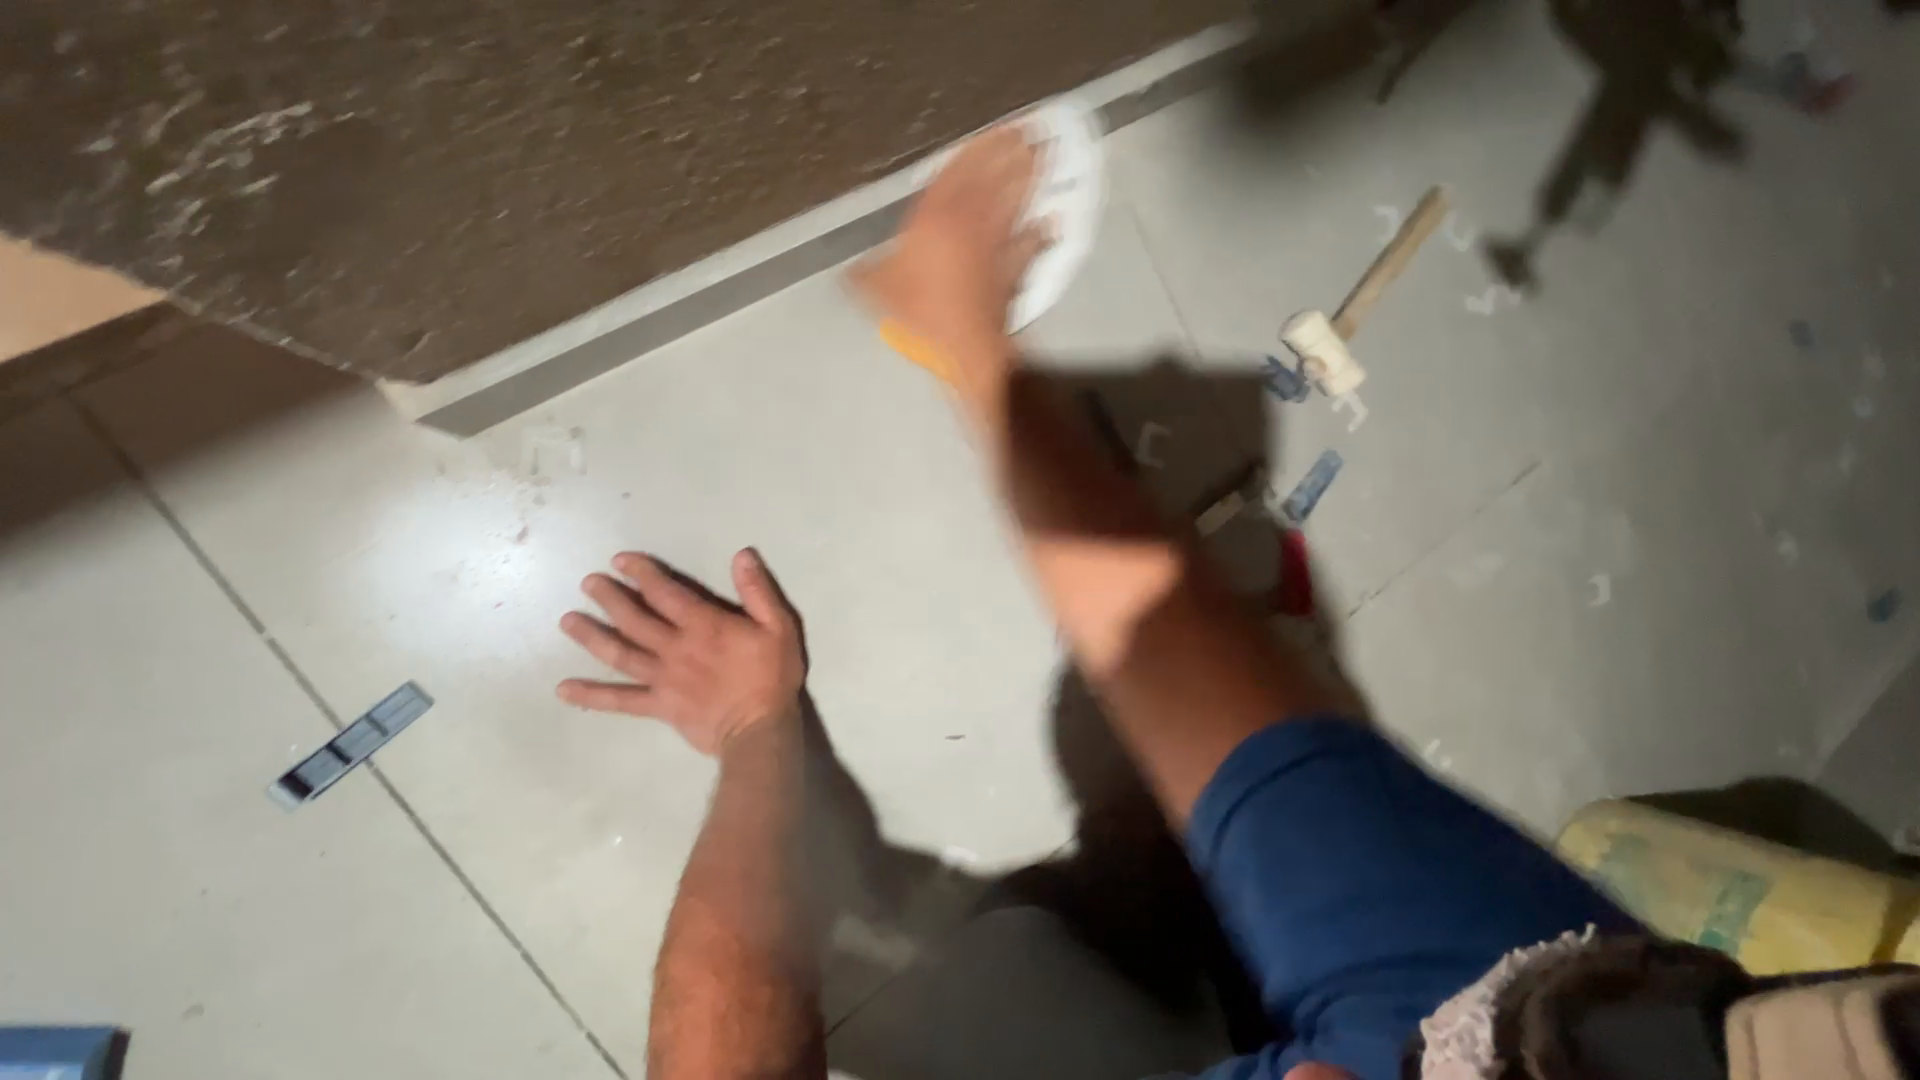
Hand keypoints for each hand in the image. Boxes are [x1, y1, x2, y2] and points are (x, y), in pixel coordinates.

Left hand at [557, 548, 805, 756]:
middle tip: (588, 583)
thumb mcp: (778, 626)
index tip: (620, 560)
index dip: (642, 574)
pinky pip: (620, 700)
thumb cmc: (772, 676)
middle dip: (610, 598)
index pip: (666, 593)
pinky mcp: (658, 706)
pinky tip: (564, 689)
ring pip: (620, 654)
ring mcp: (662, 679)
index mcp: (704, 626)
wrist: (761, 729)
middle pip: (635, 619)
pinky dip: (591, 695)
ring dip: (592, 636)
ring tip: (567, 620)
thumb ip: (758, 591)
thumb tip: (741, 555)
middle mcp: (675, 648)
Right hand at [850, 124, 1050, 392]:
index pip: (959, 170)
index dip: (979, 146)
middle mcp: (971, 220)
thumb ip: (867, 276)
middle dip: (1014, 149)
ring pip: (1019, 198)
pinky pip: (1034, 240)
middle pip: (996, 174)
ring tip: (1044, 155)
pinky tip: (1053, 219)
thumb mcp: (882, 292)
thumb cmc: (926, 312)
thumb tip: (852, 273)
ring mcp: (998, 240)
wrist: (969, 341)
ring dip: (1033, 175)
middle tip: (1031, 128)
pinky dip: (1044, 229)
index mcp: (936, 216)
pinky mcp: (1017, 264)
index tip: (997, 128)